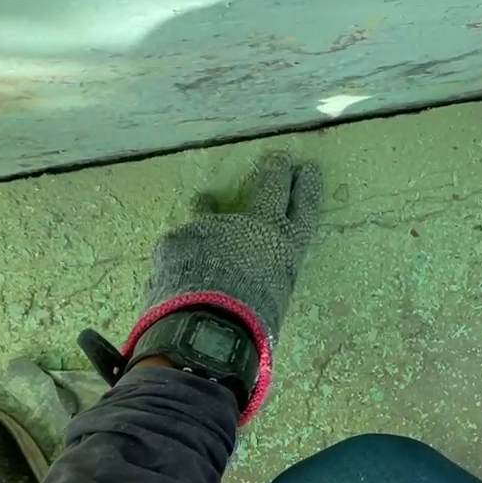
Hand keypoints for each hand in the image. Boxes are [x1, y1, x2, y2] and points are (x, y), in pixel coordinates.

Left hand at [122, 153, 321, 421]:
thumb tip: (238, 281)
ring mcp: (217, 226)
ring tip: (205, 200)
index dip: (307, 188)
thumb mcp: (269, 300)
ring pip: (213, 214)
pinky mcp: (182, 234)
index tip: (309, 168)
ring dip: (211, 209)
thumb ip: (258, 279)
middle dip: (276, 171)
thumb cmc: (253, 324)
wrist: (210, 325)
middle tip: (279, 157)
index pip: (304, 210)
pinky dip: (178, 258)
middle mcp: (257, 227)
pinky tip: (172, 275)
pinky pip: (181, 246)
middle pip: (270, 189)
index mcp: (287, 248)